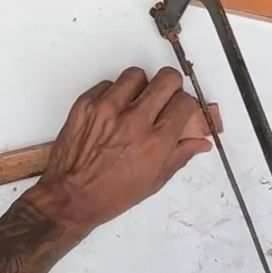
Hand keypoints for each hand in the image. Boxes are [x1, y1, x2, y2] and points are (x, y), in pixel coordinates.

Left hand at [23, 67, 212, 237]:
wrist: (70, 197)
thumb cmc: (111, 194)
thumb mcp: (154, 181)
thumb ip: (180, 155)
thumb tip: (200, 142)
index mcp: (156, 142)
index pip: (185, 103)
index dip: (186, 105)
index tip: (181, 110)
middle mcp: (134, 121)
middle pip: (167, 79)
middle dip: (171, 87)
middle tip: (164, 98)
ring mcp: (107, 109)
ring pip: (136, 75)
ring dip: (141, 87)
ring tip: (135, 103)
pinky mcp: (85, 105)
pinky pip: (108, 84)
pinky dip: (113, 94)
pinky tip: (112, 112)